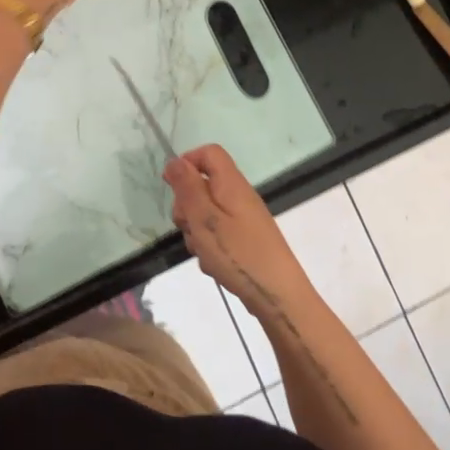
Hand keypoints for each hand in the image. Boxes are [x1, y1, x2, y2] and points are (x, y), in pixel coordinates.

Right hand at [164, 145, 310, 318]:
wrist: (278, 296)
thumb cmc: (238, 254)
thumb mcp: (204, 219)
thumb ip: (188, 187)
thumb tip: (174, 161)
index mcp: (231, 184)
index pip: (209, 153)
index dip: (187, 162)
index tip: (171, 186)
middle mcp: (239, 197)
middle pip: (204, 185)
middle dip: (187, 205)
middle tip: (187, 226)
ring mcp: (243, 220)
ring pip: (207, 213)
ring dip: (196, 230)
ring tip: (203, 251)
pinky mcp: (245, 241)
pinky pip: (218, 234)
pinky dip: (209, 246)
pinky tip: (213, 265)